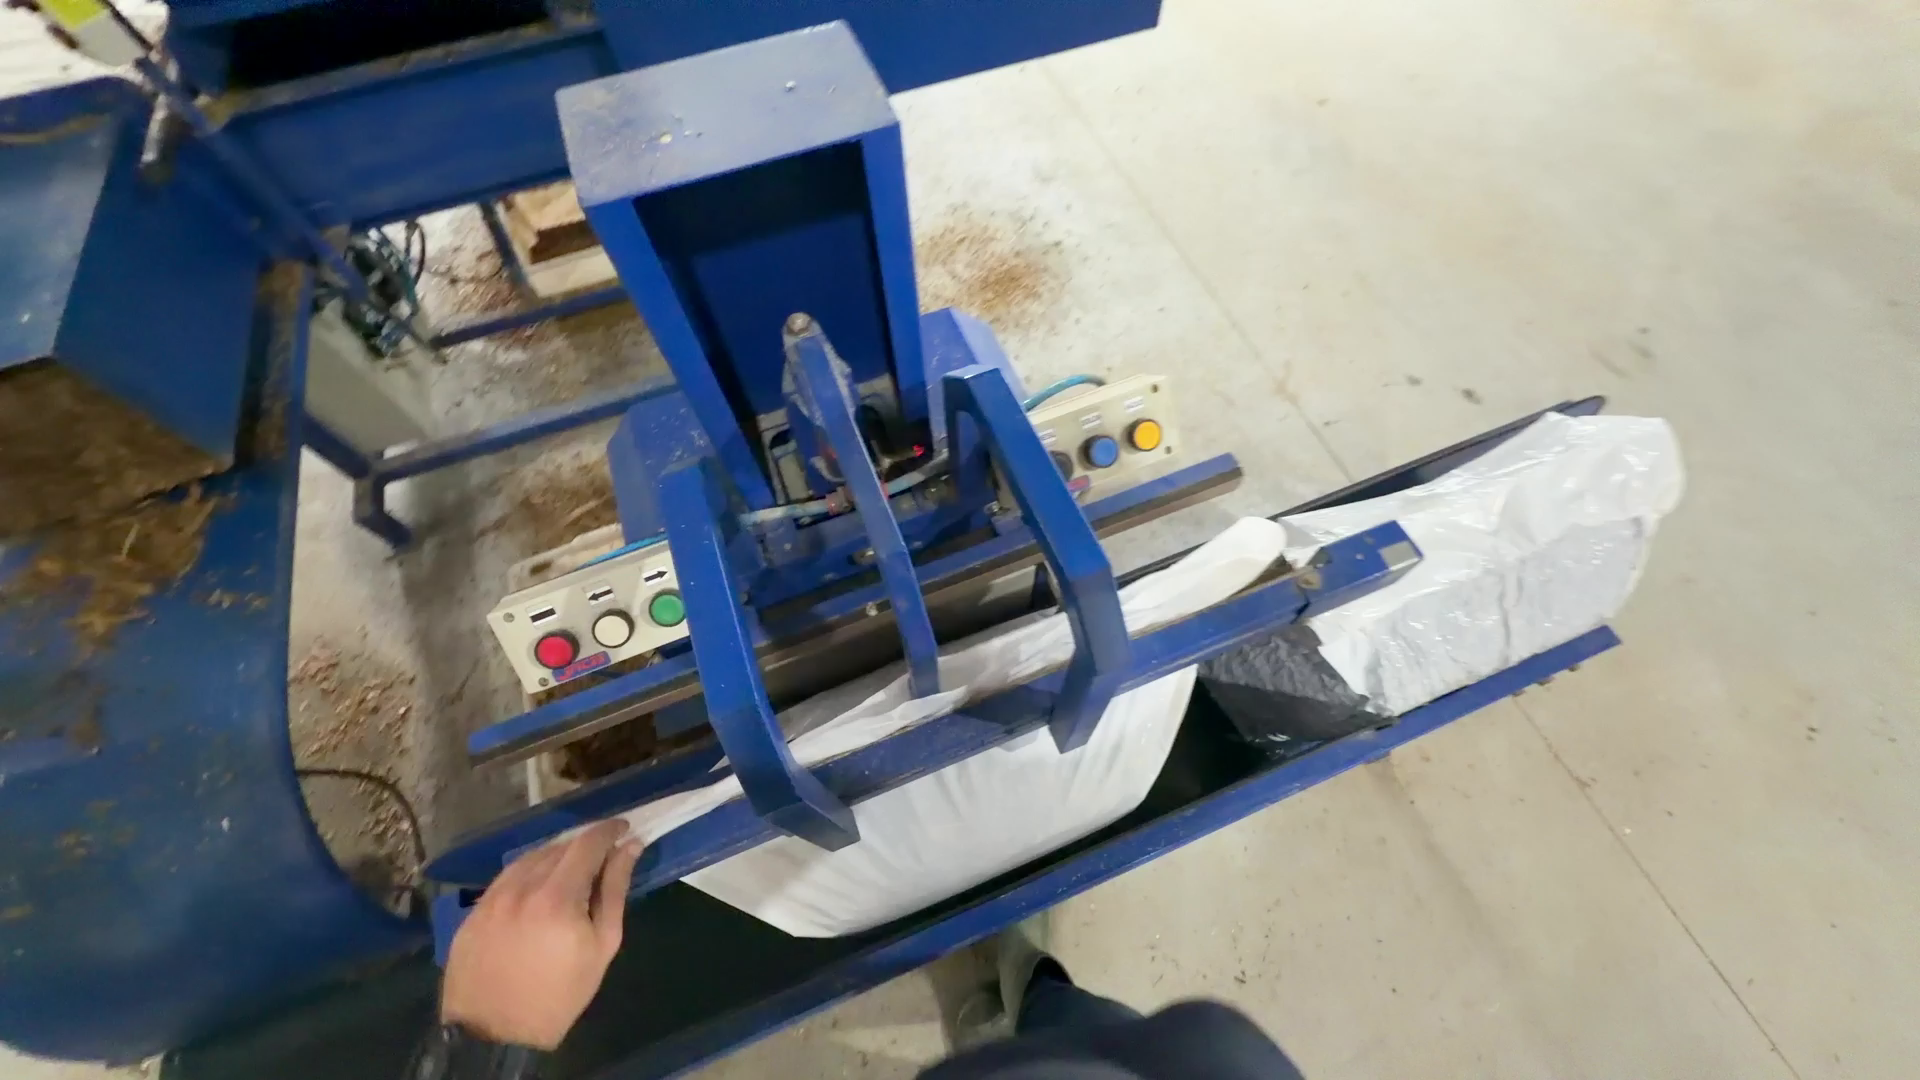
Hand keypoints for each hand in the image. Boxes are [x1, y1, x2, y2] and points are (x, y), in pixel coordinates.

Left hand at [440, 820, 641, 1049]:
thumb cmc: (560, 994)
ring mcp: (491, 900)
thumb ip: (616, 889)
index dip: (609, 830)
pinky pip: (506, 878)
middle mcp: (520, 888)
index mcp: (557, 896)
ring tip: (571, 873)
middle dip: (585, 846)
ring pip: (531, 858)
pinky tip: (538, 890)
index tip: (624, 829)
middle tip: (602, 859)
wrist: (493, 1040)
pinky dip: (529, 874)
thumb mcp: (602, 944)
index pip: (588, 843)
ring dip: (556, 857)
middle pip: (560, 846)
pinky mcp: (472, 914)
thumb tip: (631, 847)